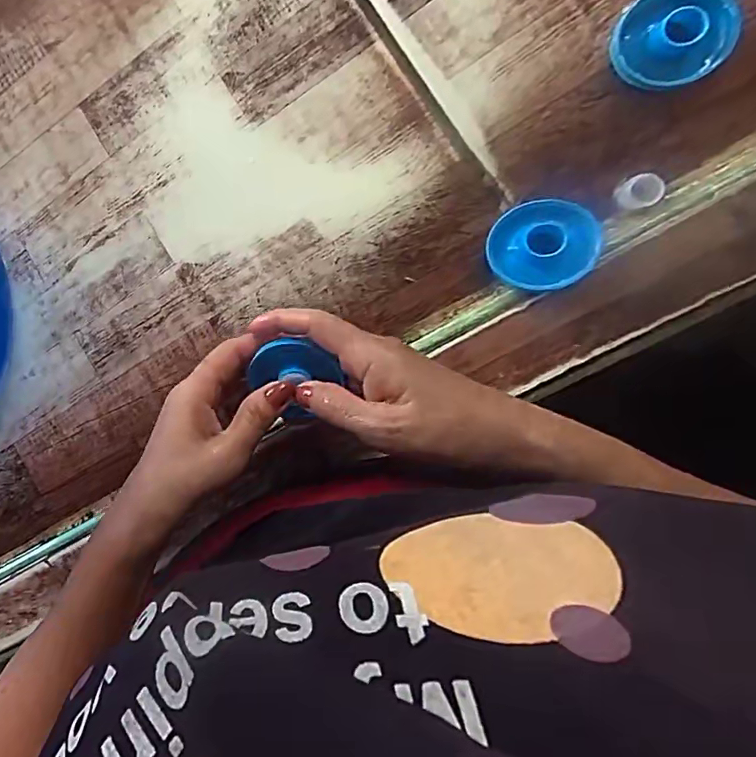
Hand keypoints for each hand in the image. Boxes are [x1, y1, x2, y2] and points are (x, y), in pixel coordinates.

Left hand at [115, 334, 293, 528]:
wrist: (153, 506)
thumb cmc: (189, 477)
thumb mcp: (230, 449)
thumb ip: (257, 415)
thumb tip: (286, 385)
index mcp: (195, 388)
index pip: (229, 351)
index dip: (258, 340)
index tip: (291, 337)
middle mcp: (192, 390)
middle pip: (229, 364)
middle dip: (262, 359)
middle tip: (298, 358)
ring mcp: (193, 405)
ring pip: (228, 382)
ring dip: (256, 379)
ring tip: (290, 375)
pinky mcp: (196, 421)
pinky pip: (224, 399)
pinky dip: (246, 397)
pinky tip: (268, 401)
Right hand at [248, 308, 552, 470]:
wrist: (506, 435)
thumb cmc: (448, 432)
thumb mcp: (385, 429)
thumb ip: (335, 407)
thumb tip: (293, 387)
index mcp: (371, 353)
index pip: (318, 324)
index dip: (282, 321)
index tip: (250, 329)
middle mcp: (377, 349)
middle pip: (322, 336)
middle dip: (286, 344)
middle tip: (252, 365)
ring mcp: (389, 363)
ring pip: (335, 355)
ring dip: (303, 362)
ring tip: (272, 380)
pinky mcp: (397, 379)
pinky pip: (350, 371)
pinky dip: (325, 377)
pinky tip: (314, 397)